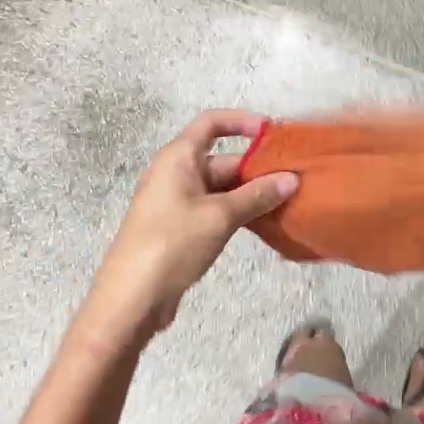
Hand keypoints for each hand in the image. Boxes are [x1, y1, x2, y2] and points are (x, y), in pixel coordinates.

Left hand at [95, 110, 297, 334]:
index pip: (212, 122)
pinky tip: (265, 223)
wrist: (130, 302)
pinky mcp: (181, 228)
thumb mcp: (220, 216)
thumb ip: (258, 195)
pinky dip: (239, 212)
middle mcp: (177, 173)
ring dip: (252, 193)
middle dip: (257, 168)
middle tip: (294, 179)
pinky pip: (216, 209)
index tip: (272, 133)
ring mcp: (178, 202)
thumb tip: (292, 179)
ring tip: (287, 201)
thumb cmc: (172, 243)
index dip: (242, 121)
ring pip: (222, 187)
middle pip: (223, 158)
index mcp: (178, 157)